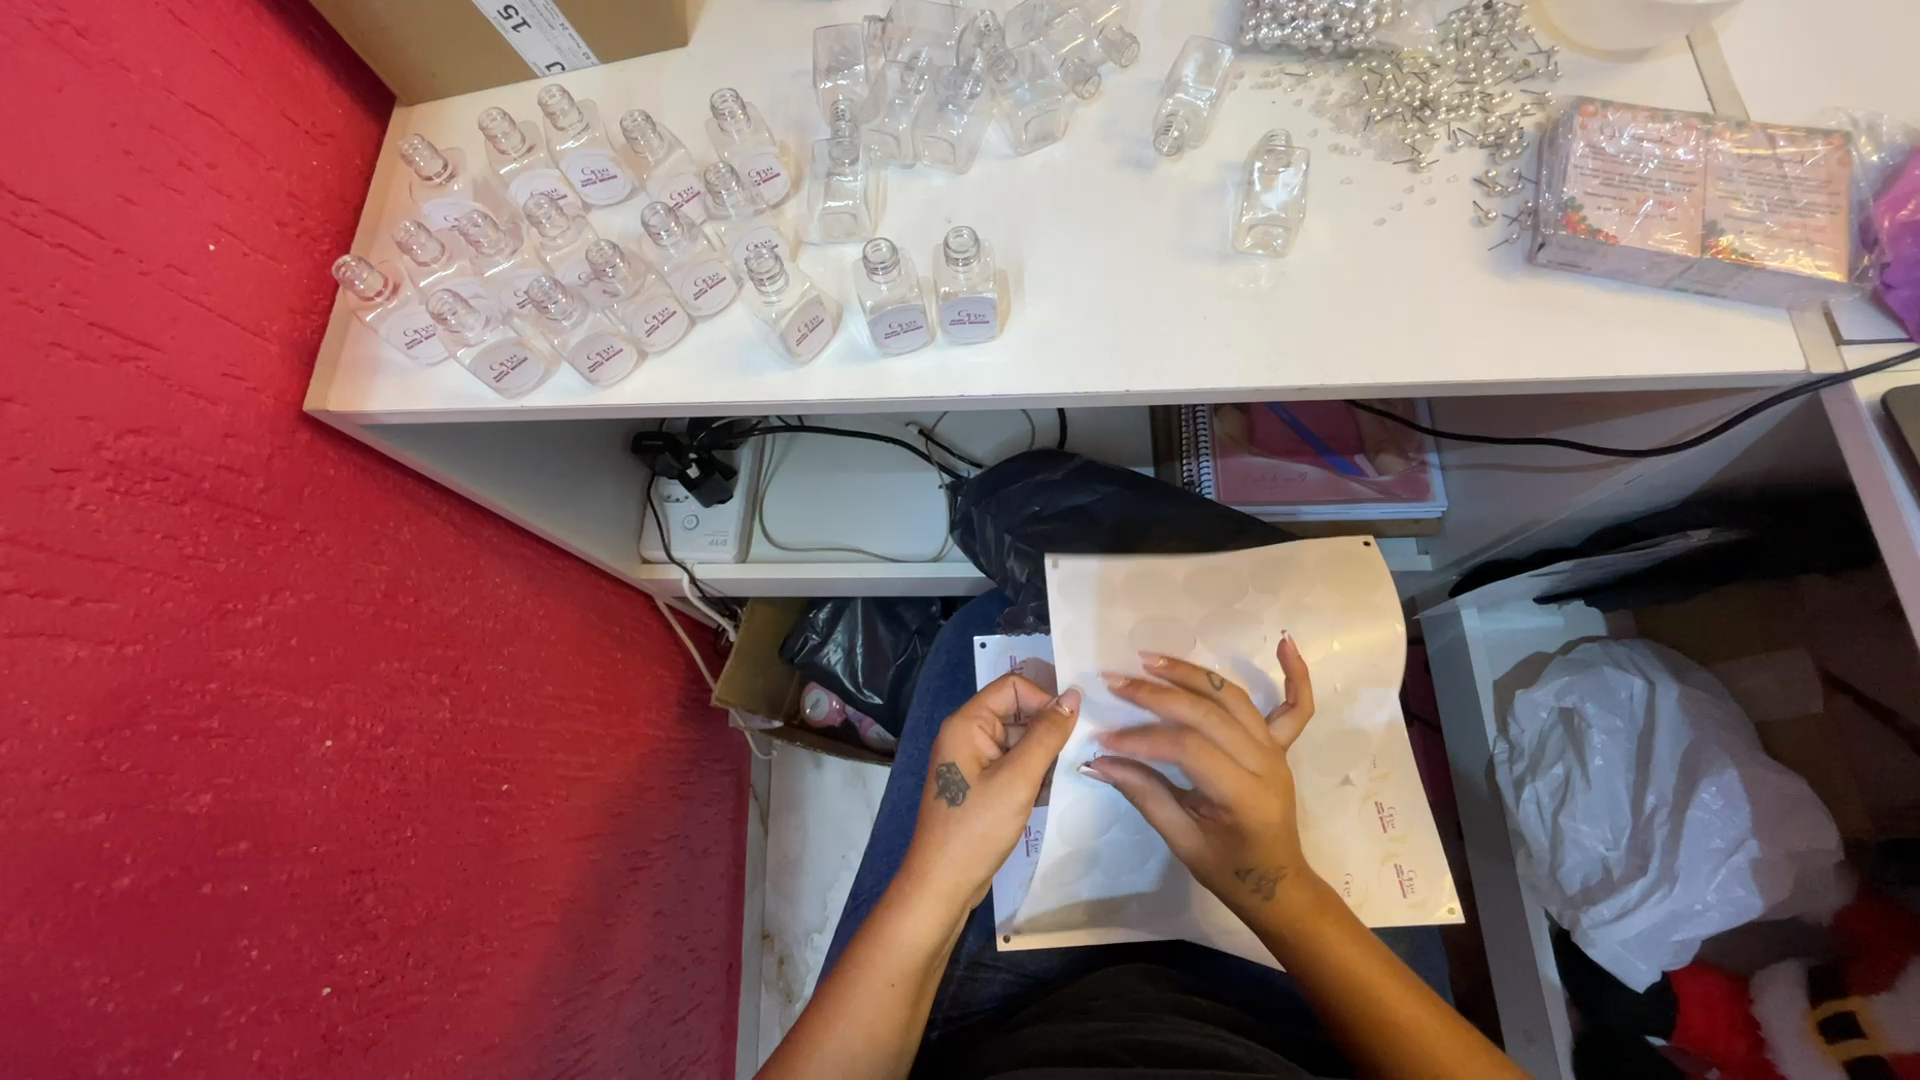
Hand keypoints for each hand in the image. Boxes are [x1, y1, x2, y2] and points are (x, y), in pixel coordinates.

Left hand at [898, 675, 1081, 913]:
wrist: (942, 883)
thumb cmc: (977, 828)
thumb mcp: (1018, 778)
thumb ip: (1047, 734)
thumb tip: (1073, 695)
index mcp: (967, 722)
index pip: (1013, 687)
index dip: (1045, 700)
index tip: (1073, 727)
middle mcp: (966, 733)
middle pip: (1017, 711)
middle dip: (1047, 729)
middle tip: (1076, 753)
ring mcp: (972, 760)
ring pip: (1018, 739)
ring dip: (1043, 754)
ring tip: (1063, 776)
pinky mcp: (979, 784)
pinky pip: (1012, 763)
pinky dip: (1032, 773)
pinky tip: (1048, 793)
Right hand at [1081, 635, 1317, 915]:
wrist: (1278, 885)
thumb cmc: (1228, 869)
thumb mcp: (1182, 840)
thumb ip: (1144, 794)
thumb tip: (1097, 761)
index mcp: (1243, 794)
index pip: (1188, 748)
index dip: (1143, 738)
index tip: (1104, 739)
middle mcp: (1265, 763)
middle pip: (1208, 713)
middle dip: (1156, 695)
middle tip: (1115, 683)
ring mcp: (1276, 750)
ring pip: (1233, 698)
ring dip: (1192, 673)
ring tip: (1151, 660)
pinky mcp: (1280, 745)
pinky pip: (1296, 707)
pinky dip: (1294, 675)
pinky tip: (1285, 643)